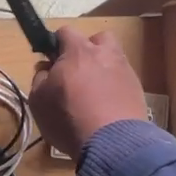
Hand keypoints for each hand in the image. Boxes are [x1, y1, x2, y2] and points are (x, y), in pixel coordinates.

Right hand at [29, 27, 146, 155]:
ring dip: (102, 68)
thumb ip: (39, 78)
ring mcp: (125, 70)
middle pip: (97, 39)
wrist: (112, 144)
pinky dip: (113, 88)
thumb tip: (46, 69)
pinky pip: (121, 80)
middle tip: (75, 72)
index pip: (65, 32)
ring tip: (92, 92)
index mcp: (78, 50)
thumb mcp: (38, 101)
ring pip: (112, 59)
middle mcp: (105, 54)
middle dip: (86, 50)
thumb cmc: (68, 118)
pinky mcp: (137, 89)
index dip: (54, 45)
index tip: (50, 62)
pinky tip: (106, 107)